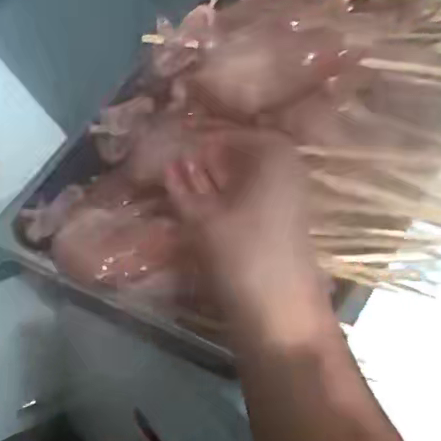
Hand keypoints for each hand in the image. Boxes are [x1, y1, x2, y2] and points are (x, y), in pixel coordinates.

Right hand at [159, 130, 332, 341]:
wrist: (276, 306)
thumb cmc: (240, 253)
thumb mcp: (202, 218)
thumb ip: (182, 187)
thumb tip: (169, 162)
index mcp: (270, 154)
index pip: (223, 135)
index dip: (191, 143)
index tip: (159, 152)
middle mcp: (281, 167)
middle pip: (231, 156)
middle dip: (197, 163)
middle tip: (160, 171)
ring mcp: (280, 194)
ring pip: (233, 179)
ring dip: (203, 184)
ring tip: (170, 191)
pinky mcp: (274, 219)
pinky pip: (239, 197)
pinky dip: (215, 201)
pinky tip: (191, 211)